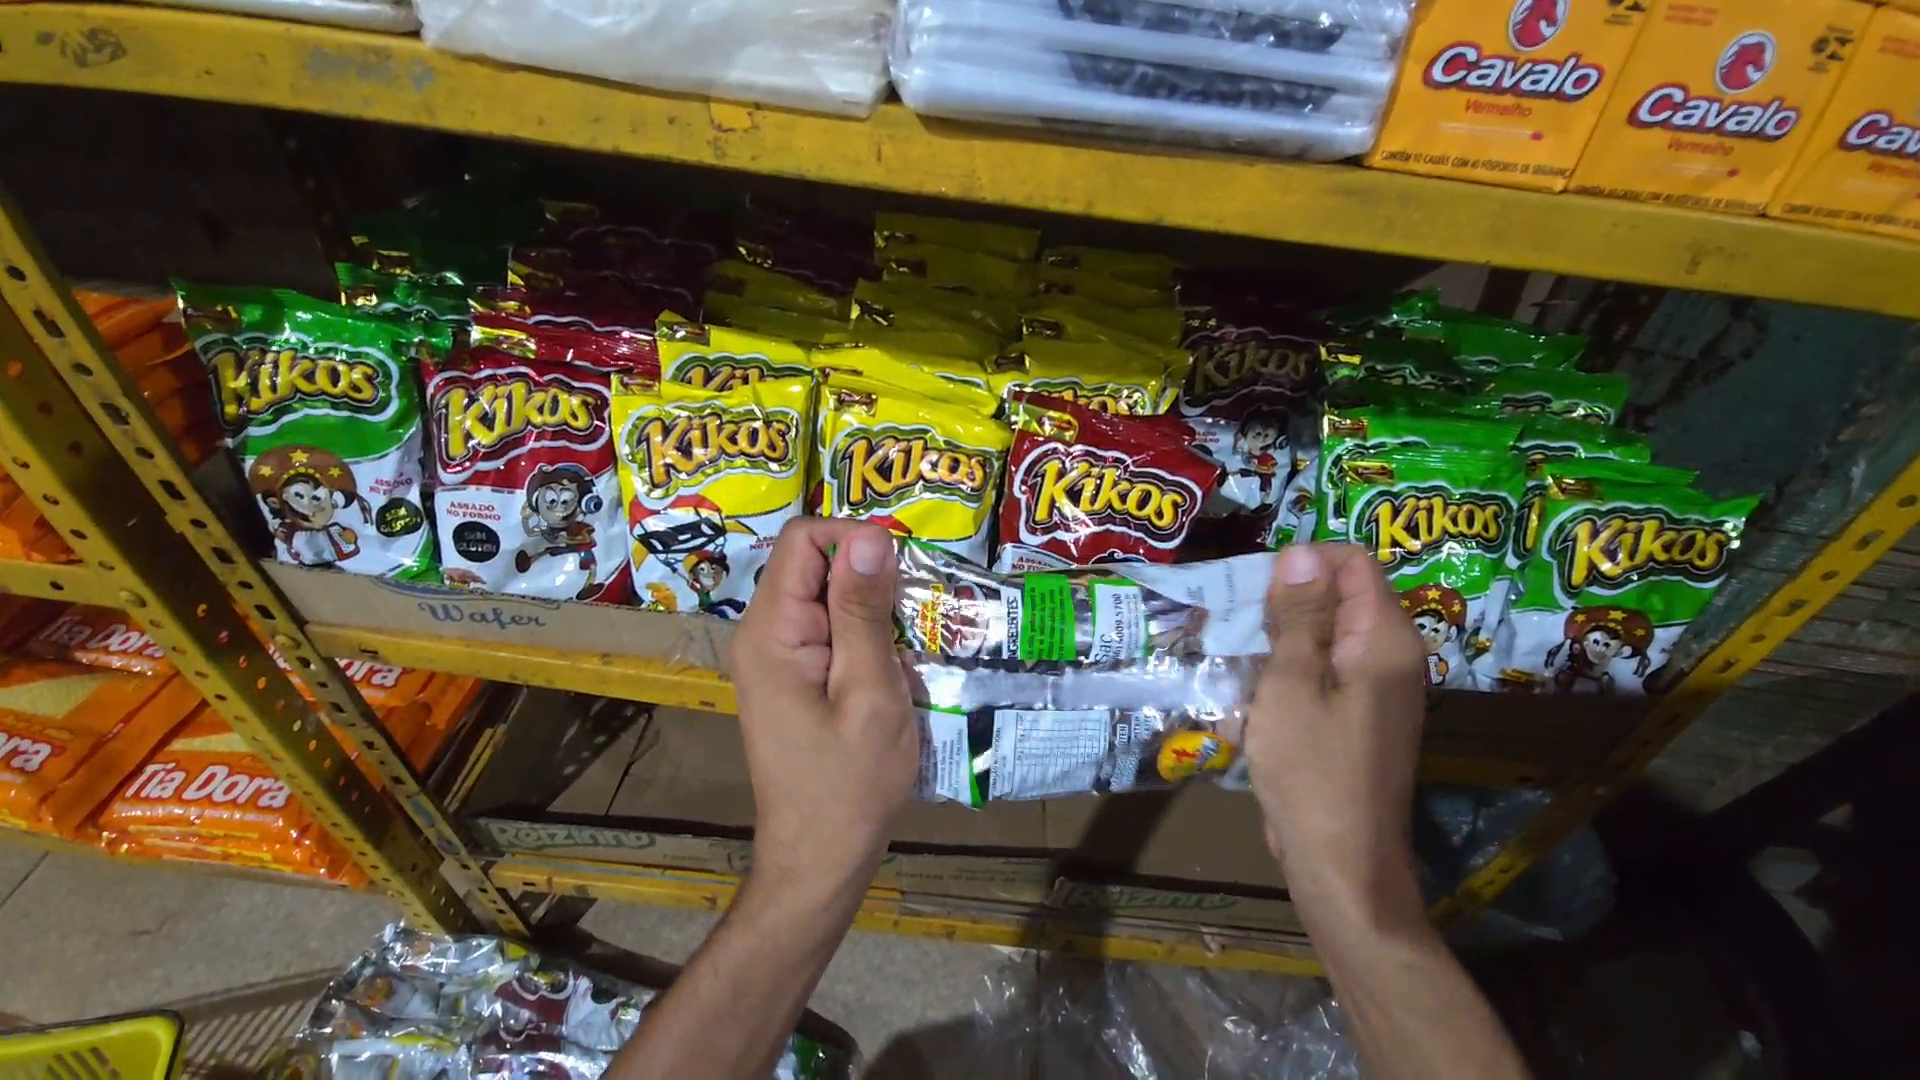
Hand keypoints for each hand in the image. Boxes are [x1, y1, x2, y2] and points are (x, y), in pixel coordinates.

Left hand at [727, 519, 918, 891]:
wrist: (820, 857)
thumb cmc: (850, 783)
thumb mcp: (868, 692)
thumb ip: (864, 611)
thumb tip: (871, 535)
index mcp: (771, 631)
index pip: (803, 539)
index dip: (854, 536)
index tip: (904, 567)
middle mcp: (762, 634)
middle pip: (813, 564)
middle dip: (870, 574)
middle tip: (921, 608)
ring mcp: (775, 658)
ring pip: (825, 597)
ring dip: (873, 607)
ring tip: (917, 636)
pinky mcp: (792, 677)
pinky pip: (828, 630)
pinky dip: (866, 634)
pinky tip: (899, 661)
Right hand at [1244, 544, 1426, 906]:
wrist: (1340, 864)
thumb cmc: (1311, 769)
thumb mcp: (1291, 684)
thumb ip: (1297, 616)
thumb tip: (1300, 553)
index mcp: (1384, 640)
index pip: (1353, 564)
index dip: (1303, 564)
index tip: (1255, 591)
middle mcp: (1389, 658)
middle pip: (1335, 600)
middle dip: (1281, 610)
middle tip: (1236, 634)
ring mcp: (1373, 692)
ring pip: (1319, 641)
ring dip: (1274, 651)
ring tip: (1237, 676)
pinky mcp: (1354, 720)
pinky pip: (1317, 678)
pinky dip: (1282, 684)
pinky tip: (1250, 713)